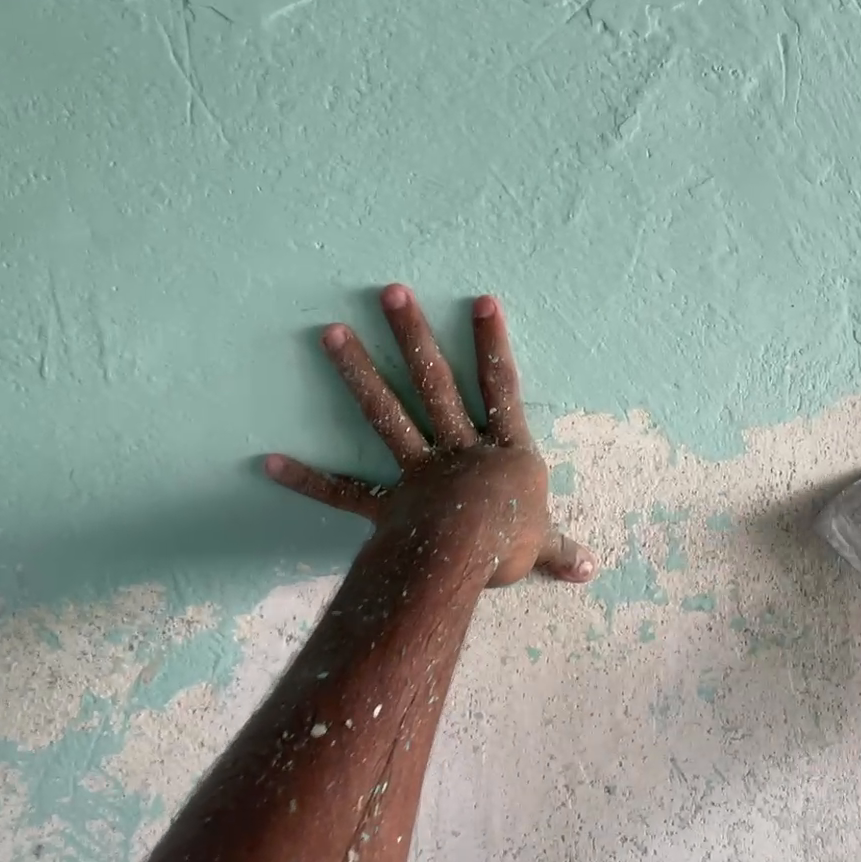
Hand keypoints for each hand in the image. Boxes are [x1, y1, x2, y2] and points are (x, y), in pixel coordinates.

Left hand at [263, 284, 594, 585]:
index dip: (493, 345)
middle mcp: (459, 451)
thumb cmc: (509, 546)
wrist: (464, 564)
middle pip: (436, 384)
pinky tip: (268, 462)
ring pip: (387, 415)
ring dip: (359, 373)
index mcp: (503, 452)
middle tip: (390, 293)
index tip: (481, 300)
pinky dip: (309, 479)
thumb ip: (562, 550)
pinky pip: (344, 491)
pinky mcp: (388, 505)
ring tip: (330, 331)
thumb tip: (591, 569)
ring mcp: (419, 473)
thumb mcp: (544, 545)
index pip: (501, 388)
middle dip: (414, 337)